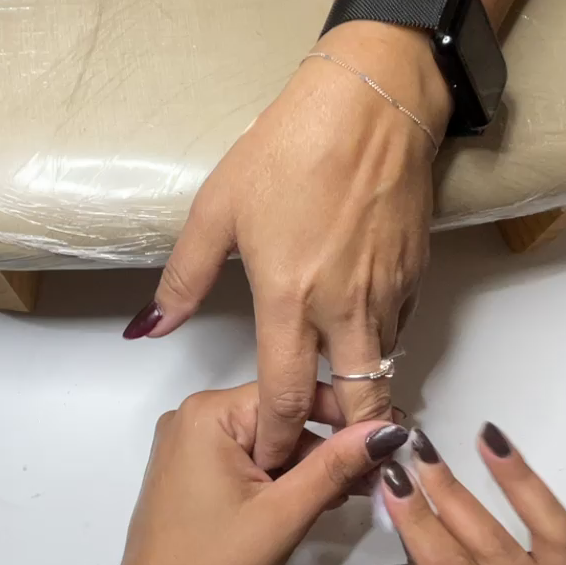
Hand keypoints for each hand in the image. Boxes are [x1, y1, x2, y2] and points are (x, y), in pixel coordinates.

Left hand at [90, 383, 410, 564]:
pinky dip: (276, 477)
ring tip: (344, 495)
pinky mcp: (190, 467)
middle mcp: (193, 414)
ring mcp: (188, 442)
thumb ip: (335, 466)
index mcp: (209, 412)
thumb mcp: (283, 515)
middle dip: (324, 449)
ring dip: (303, 467)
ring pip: (265, 439)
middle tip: (371, 478)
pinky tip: (306, 500)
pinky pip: (245, 457)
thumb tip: (390, 428)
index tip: (389, 438)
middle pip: (279, 417)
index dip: (343, 415)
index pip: (291, 392)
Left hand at [124, 23, 449, 469]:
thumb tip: (150, 326)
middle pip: (355, 402)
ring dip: (365, 398)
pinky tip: (360, 346)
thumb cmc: (288, 151)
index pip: (286, 397)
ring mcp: (387, 294)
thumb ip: (184, 278)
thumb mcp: (217, 210)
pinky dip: (381, 352)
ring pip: (381, 369)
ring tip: (346, 414)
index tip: (275, 461)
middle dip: (345, 443)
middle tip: (331, 462)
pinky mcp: (415, 275)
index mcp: (290, 300)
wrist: (371, 103)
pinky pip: (398, 331)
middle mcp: (344, 310)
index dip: (281, 441)